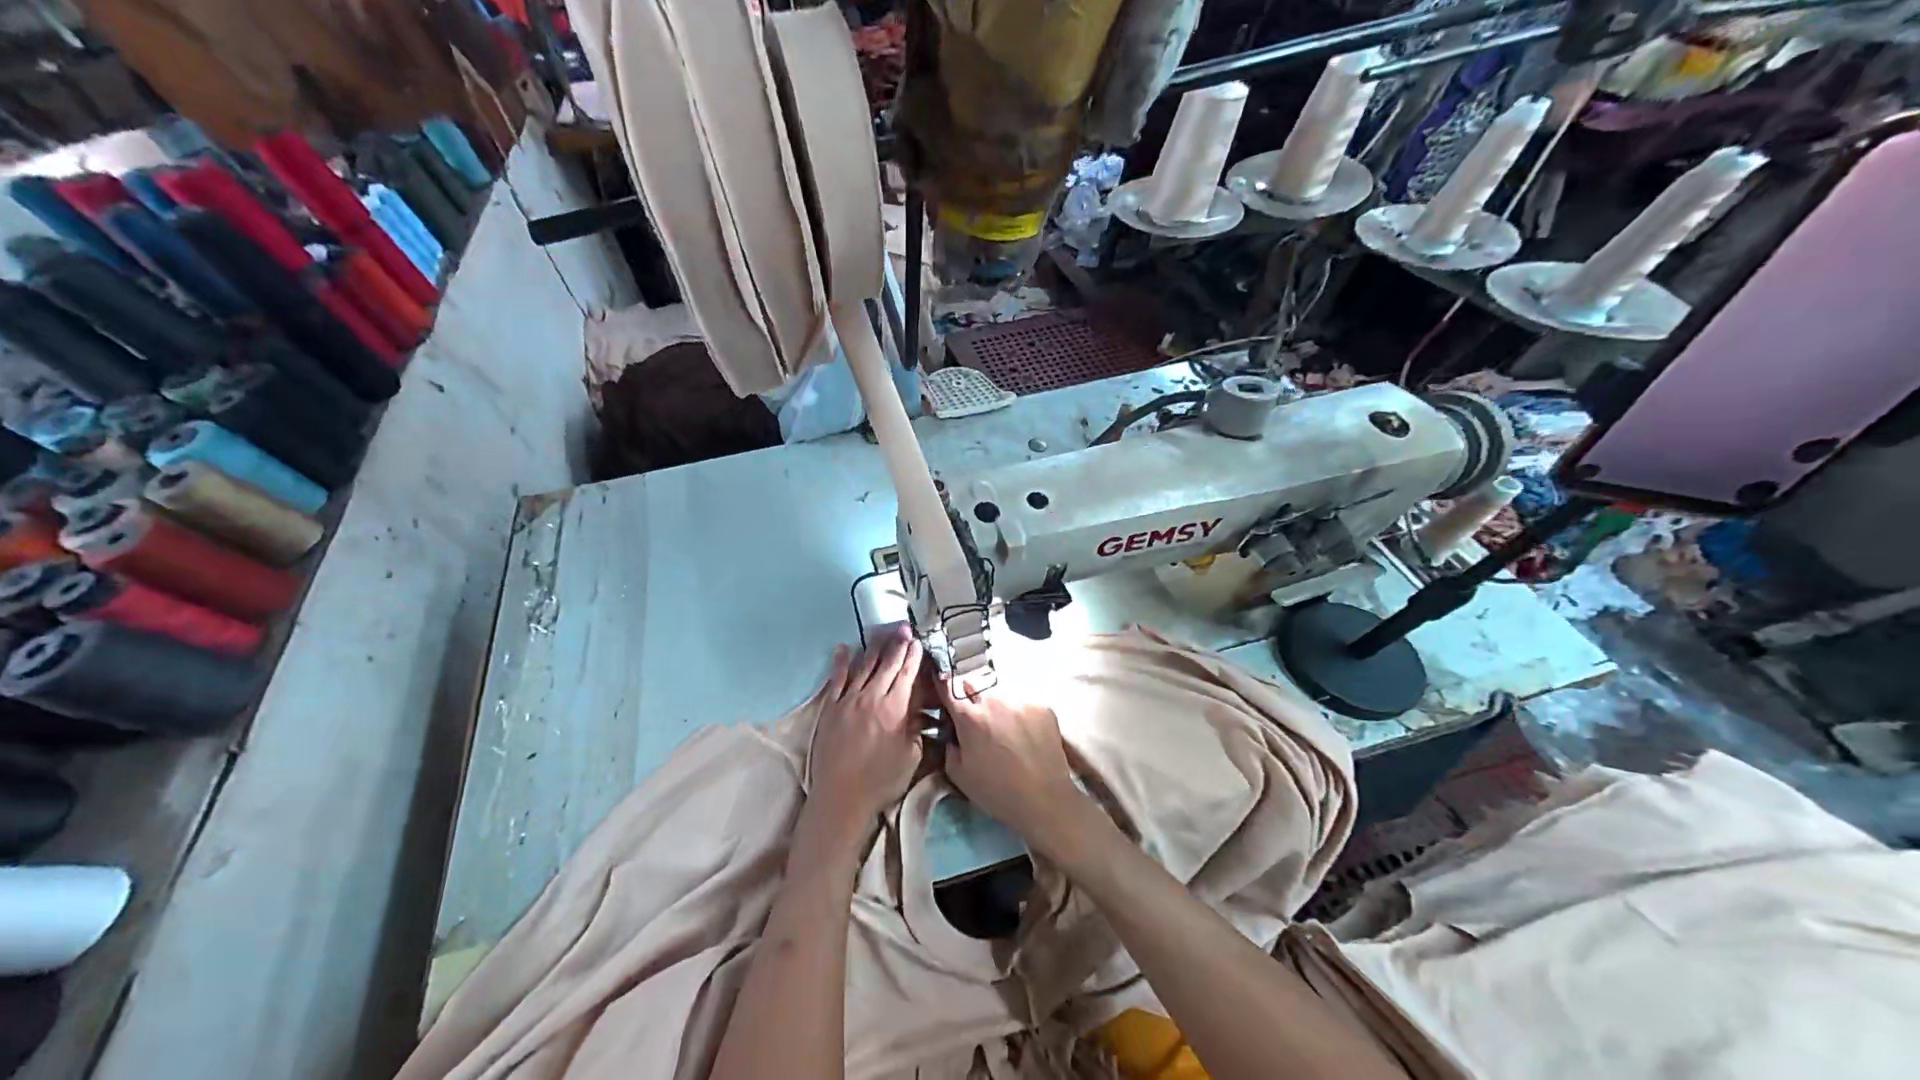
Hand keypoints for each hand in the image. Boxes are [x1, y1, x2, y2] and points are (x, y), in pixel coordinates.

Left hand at [802, 625, 924, 849]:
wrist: (842, 797)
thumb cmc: (882, 781)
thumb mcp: (911, 756)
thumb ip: (916, 727)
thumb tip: (920, 707)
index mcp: (895, 708)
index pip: (906, 674)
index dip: (913, 656)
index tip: (918, 641)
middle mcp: (871, 697)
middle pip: (887, 664)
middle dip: (897, 644)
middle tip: (904, 628)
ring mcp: (848, 701)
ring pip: (863, 666)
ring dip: (875, 648)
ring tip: (883, 634)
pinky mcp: (831, 708)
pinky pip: (836, 679)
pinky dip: (841, 662)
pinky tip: (844, 648)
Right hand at [937, 676, 1088, 857]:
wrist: (1044, 800)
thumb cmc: (996, 791)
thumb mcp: (958, 774)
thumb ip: (949, 745)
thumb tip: (952, 731)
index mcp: (970, 717)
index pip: (948, 688)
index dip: (941, 682)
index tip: (939, 677)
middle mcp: (994, 701)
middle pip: (978, 692)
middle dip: (975, 703)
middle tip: (981, 725)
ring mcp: (1021, 701)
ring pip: (1003, 699)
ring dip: (1000, 711)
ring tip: (1008, 735)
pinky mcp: (1043, 707)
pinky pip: (1025, 706)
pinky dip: (1022, 717)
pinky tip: (1027, 737)